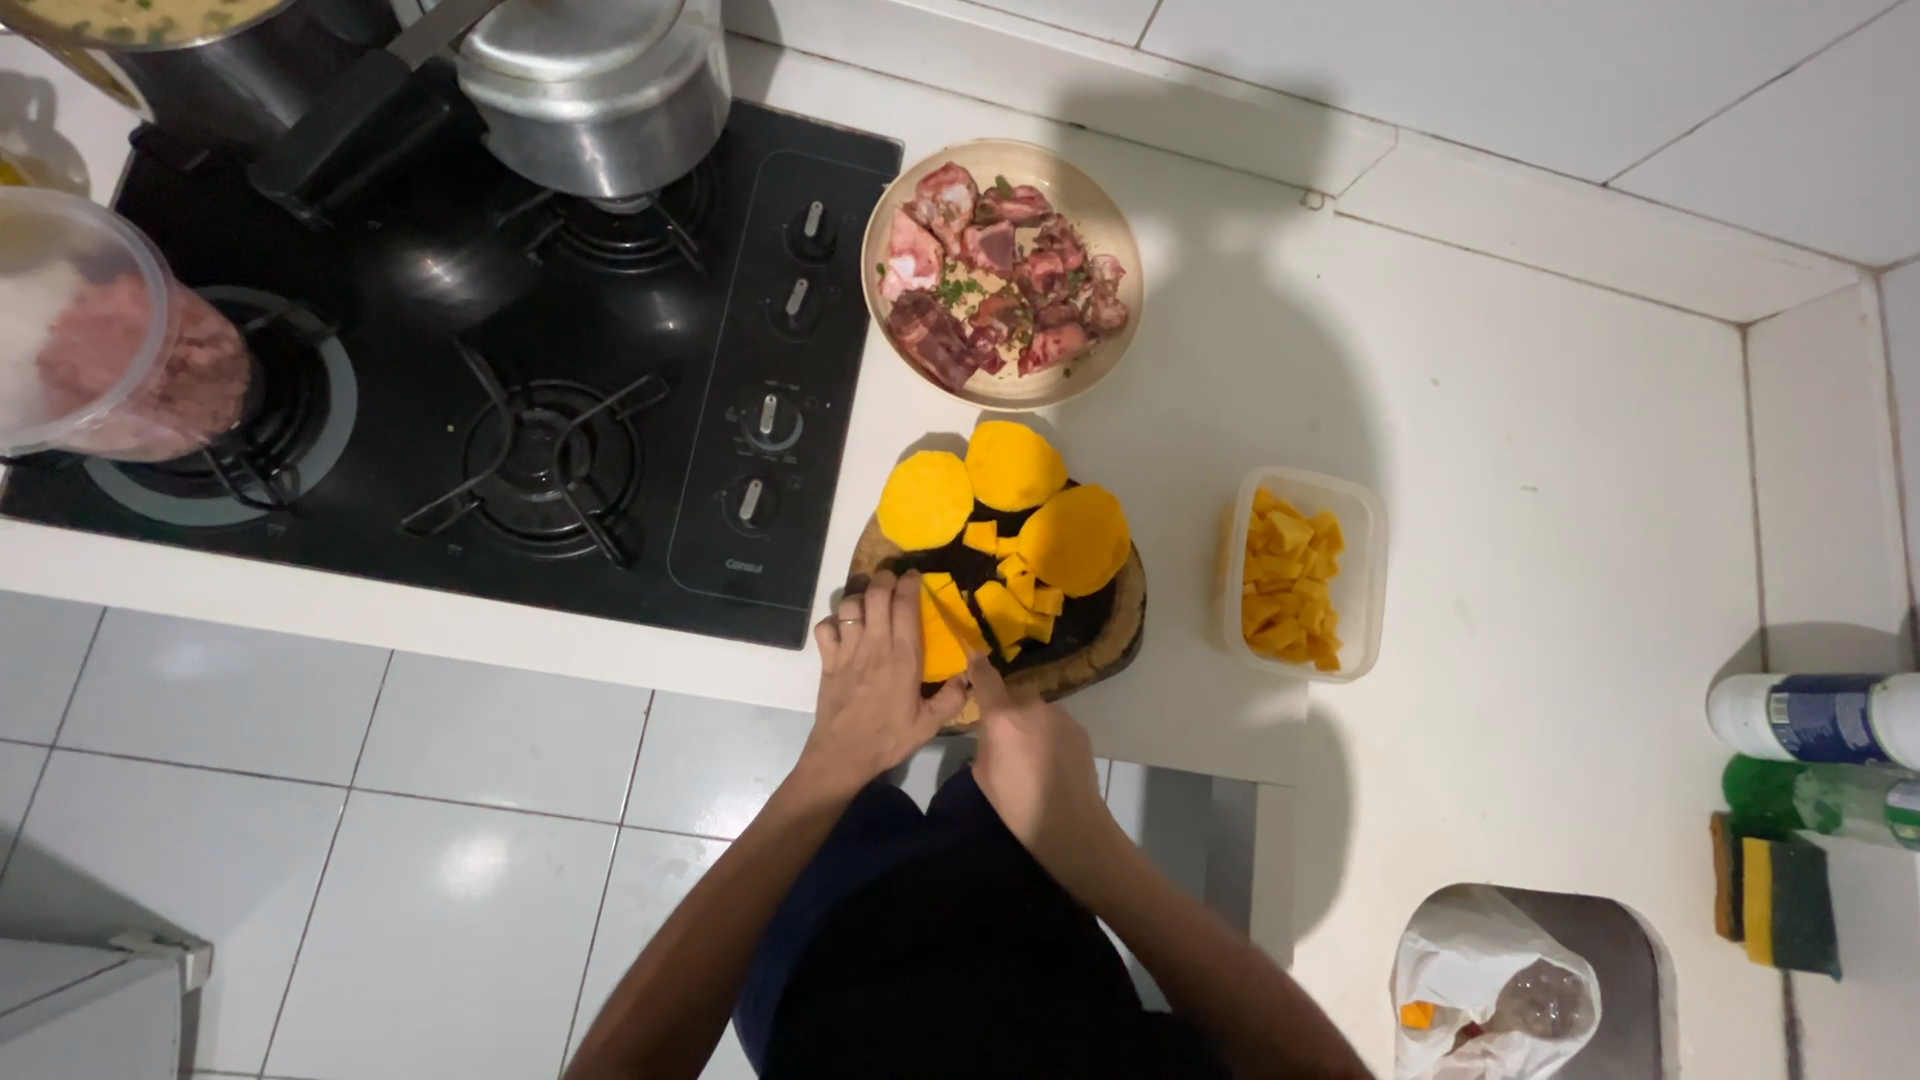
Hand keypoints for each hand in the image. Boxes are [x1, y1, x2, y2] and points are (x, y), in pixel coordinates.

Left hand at [799, 569, 965, 794]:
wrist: (843, 755)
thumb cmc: (888, 738)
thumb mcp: (928, 724)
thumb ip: (951, 698)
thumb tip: (968, 675)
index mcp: (903, 658)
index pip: (906, 607)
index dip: (910, 584)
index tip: (914, 575)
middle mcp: (875, 646)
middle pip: (876, 595)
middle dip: (884, 578)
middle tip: (891, 577)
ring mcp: (848, 651)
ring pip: (850, 606)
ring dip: (859, 595)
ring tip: (868, 596)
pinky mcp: (828, 661)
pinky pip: (826, 627)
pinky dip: (833, 620)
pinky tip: (843, 626)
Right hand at [967, 653, 1124, 896]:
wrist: (1069, 823)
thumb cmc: (1017, 805)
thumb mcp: (983, 774)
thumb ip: (985, 740)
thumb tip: (991, 728)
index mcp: (1001, 717)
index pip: (986, 678)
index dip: (977, 665)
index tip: (973, 654)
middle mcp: (1030, 706)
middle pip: (1013, 694)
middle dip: (1007, 708)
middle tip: (1007, 737)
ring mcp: (1058, 714)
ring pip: (1036, 708)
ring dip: (1030, 721)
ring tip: (1033, 753)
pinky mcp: (1078, 726)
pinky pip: (1055, 721)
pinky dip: (1049, 732)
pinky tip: (1052, 759)